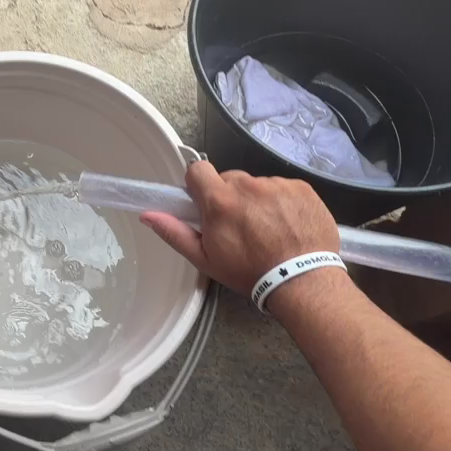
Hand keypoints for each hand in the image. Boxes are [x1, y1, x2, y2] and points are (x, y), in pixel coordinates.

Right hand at [142, 162, 340, 294]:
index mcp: (219, 200)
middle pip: (229, 179)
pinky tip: (285, 223)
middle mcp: (248, 185)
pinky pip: (282, 186)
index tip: (205, 203)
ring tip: (267, 228)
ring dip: (256, 200)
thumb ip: (174, 233)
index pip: (198, 170)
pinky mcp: (301, 187)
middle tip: (238, 224)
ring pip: (257, 184)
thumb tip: (148, 215)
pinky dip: (281, 201)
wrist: (303, 280)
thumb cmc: (250, 272)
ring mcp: (277, 184)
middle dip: (229, 197)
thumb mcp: (205, 258)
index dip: (198, 184)